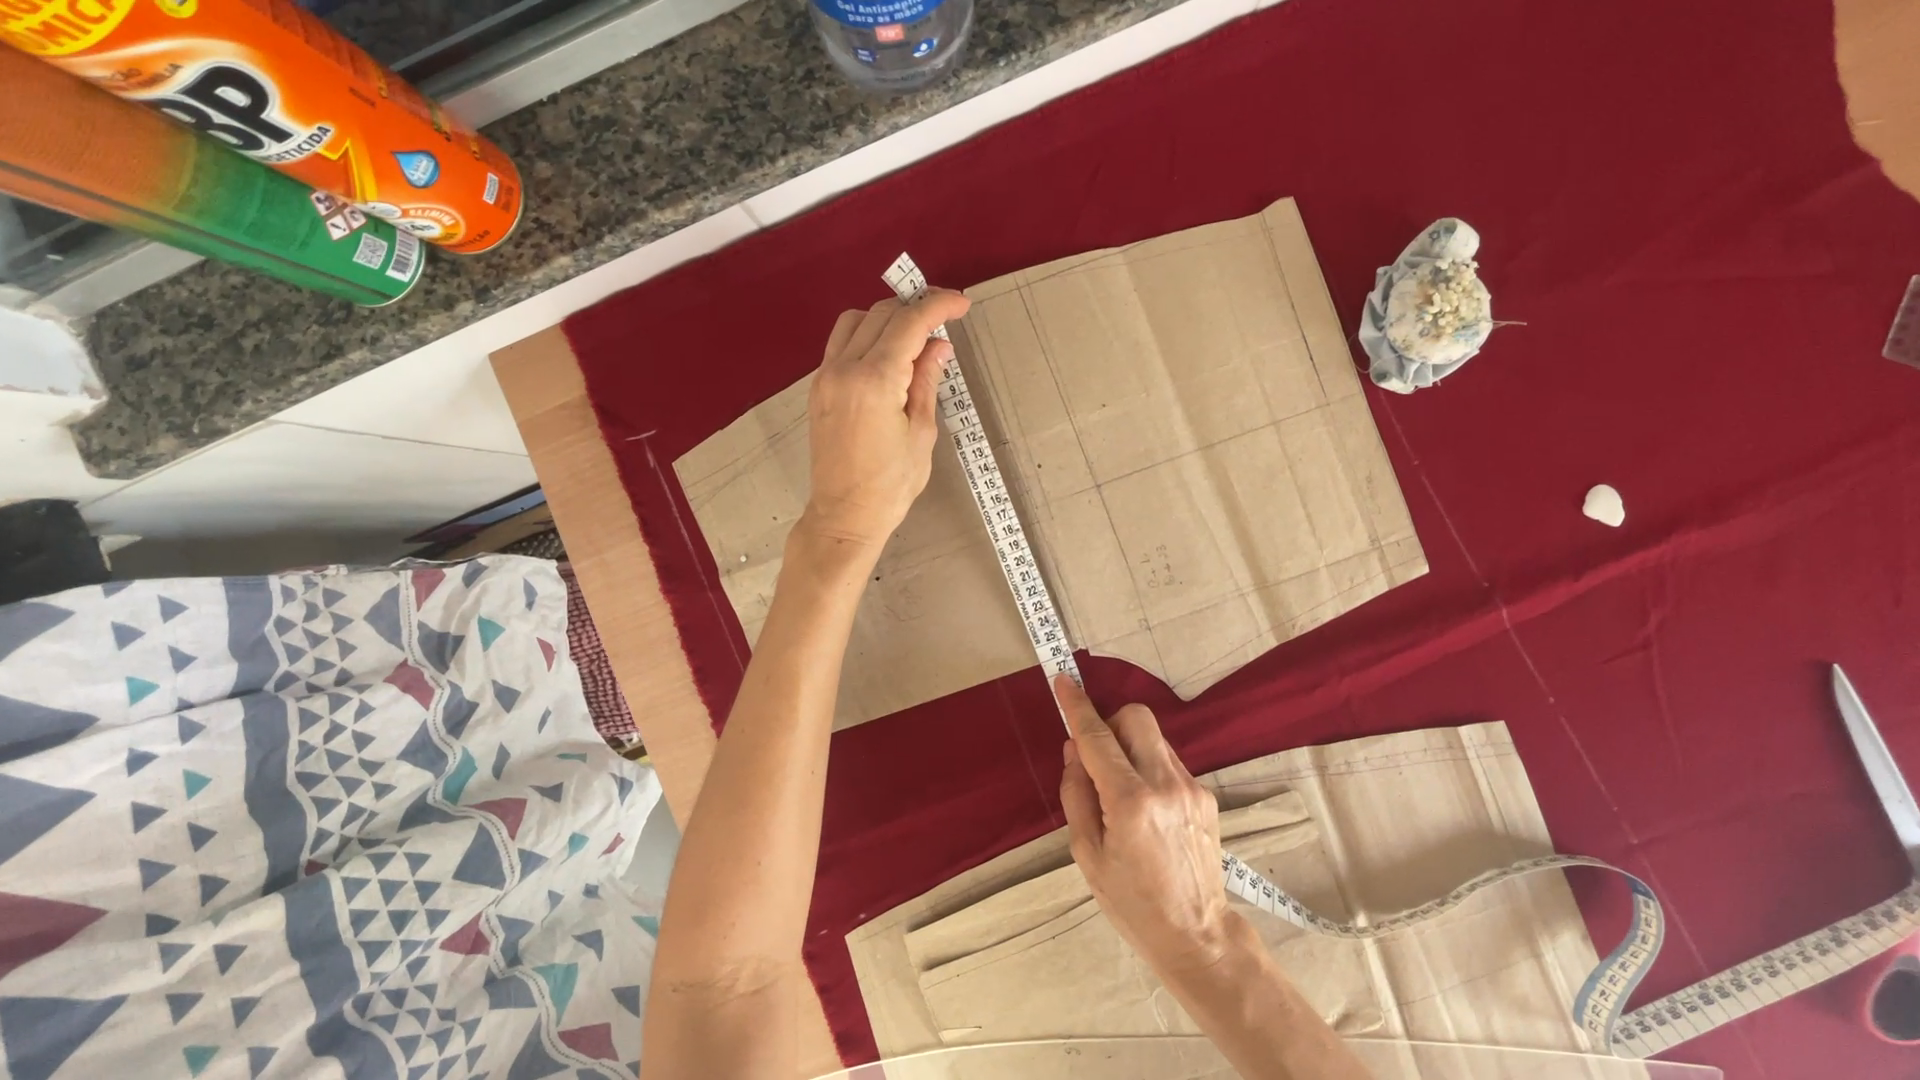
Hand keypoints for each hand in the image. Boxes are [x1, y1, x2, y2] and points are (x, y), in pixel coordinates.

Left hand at [799, 289, 971, 550]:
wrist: (845, 516)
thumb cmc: (891, 485)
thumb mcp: (921, 432)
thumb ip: (927, 380)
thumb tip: (938, 346)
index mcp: (875, 381)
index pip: (910, 322)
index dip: (939, 305)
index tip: (961, 304)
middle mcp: (845, 369)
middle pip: (882, 314)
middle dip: (916, 310)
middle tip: (944, 323)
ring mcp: (826, 376)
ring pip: (856, 320)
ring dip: (888, 318)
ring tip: (914, 337)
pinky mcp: (819, 388)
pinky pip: (841, 342)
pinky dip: (866, 335)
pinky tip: (887, 354)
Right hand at [1055, 675, 1235, 976]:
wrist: (1196, 935)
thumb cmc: (1131, 902)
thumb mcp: (1086, 854)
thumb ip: (1076, 794)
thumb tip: (1075, 751)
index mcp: (1131, 802)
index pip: (1098, 738)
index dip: (1077, 706)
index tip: (1063, 681)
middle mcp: (1166, 785)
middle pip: (1137, 717)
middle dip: (1111, 722)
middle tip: (1097, 756)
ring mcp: (1191, 788)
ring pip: (1154, 738)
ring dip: (1130, 747)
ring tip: (1120, 793)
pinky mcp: (1206, 796)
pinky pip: (1169, 761)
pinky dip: (1148, 768)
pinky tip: (1145, 809)